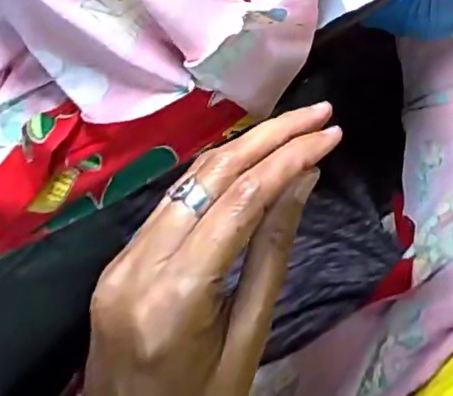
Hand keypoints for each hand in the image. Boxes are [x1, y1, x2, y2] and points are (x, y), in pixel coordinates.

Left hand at [85, 103, 340, 395]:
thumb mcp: (248, 340)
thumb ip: (273, 252)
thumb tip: (303, 177)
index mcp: (174, 297)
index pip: (241, 200)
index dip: (289, 157)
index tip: (331, 134)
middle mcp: (139, 265)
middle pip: (214, 174)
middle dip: (273, 134)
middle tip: (319, 112)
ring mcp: (123, 258)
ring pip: (192, 177)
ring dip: (248, 144)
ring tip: (295, 125)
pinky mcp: (121, 257)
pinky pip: (177, 198)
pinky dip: (221, 171)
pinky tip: (253, 156)